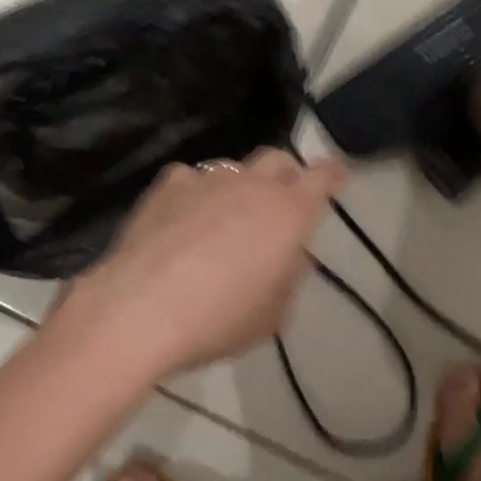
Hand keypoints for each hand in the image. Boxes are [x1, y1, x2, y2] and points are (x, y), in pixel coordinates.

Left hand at [50, 148, 349, 377]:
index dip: (334, 173)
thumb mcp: (271, 316)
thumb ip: (289, 279)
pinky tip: (185, 219)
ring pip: (234, 168)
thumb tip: (291, 257)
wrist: (141, 308)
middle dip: (286, 176)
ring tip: (228, 216)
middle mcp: (252, 185)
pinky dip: (197, 193)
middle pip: (279, 161)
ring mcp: (207, 179)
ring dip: (240, 185)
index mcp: (288, 213)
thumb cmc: (217, 319)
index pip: (323, 177)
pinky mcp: (168, 184)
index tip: (339, 174)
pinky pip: (193, 178)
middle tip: (282, 202)